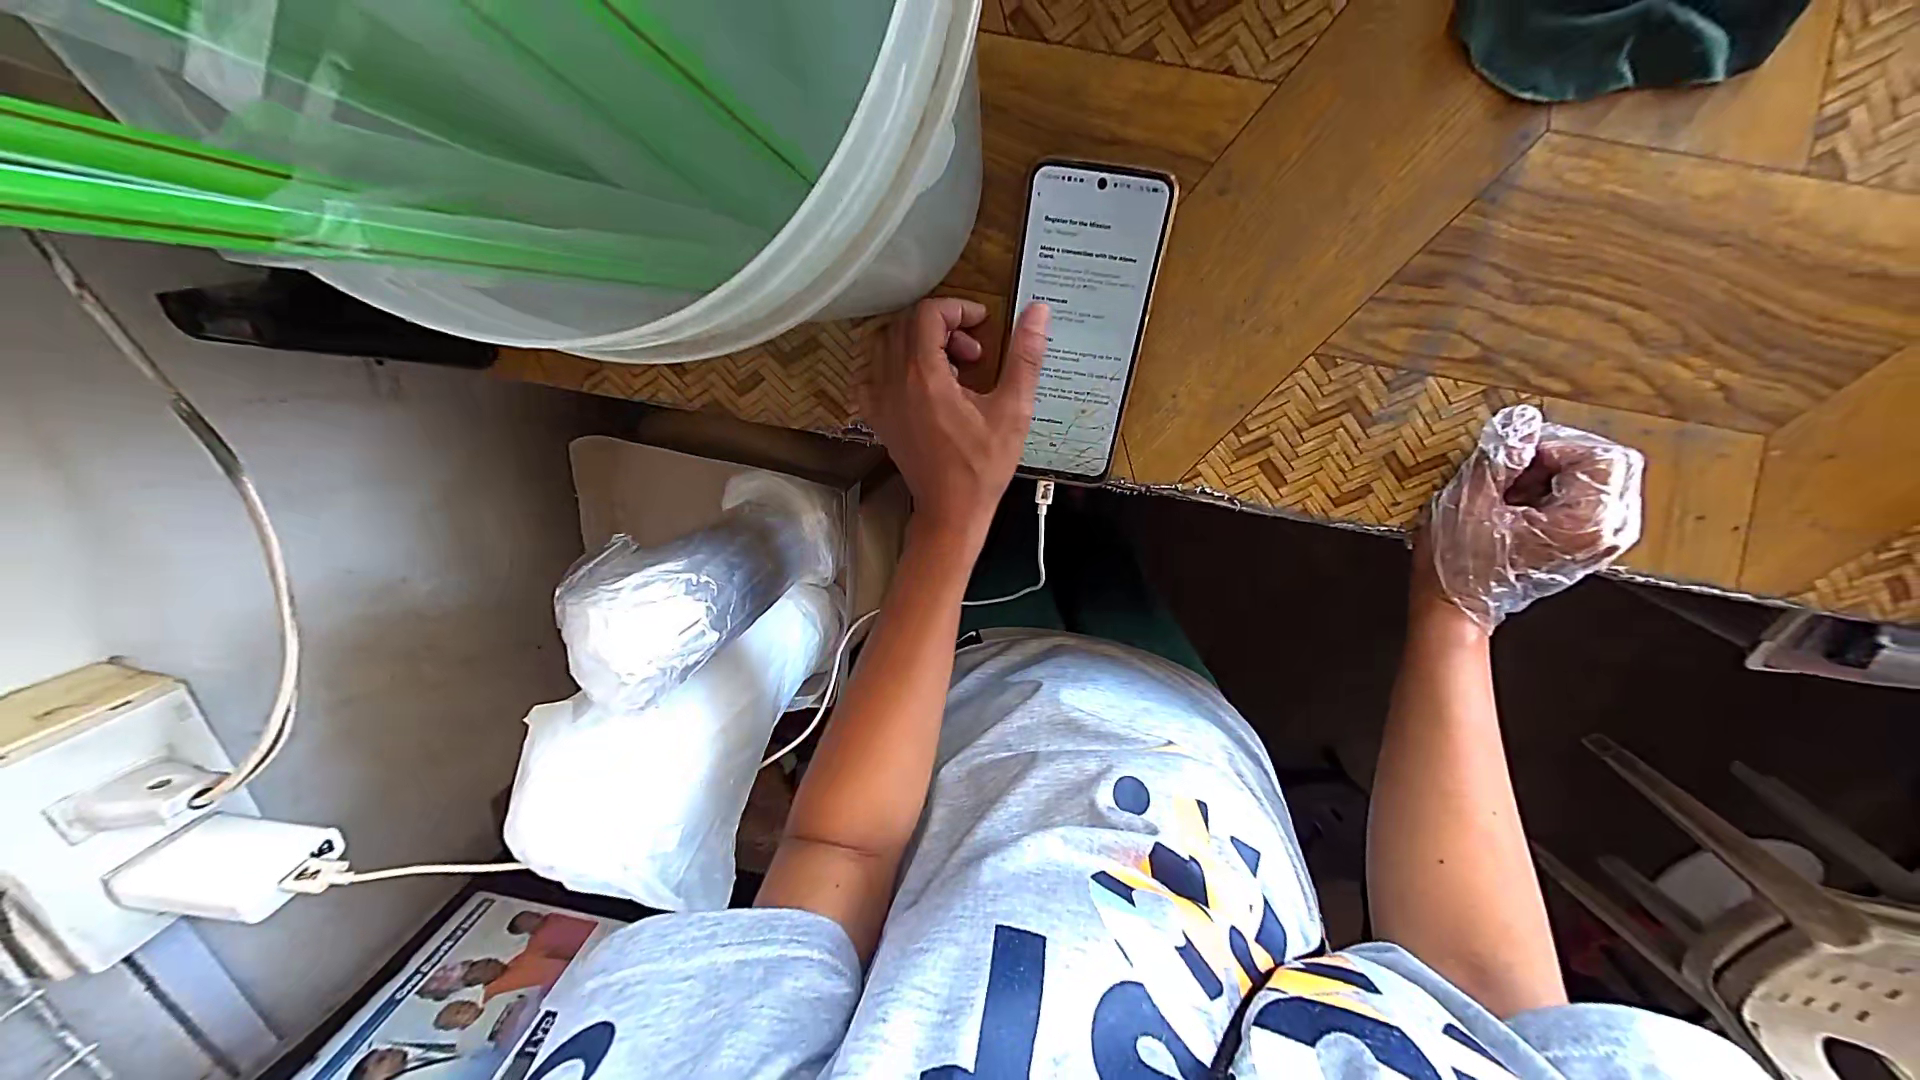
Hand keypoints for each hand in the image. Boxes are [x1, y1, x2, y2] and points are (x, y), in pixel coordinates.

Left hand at [859, 297, 1050, 542]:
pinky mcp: (877, 417)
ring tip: (951, 367)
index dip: (959, 309)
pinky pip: (872, 373)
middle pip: (907, 324)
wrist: (951, 511)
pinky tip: (920, 382)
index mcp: (924, 376)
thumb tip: (1038, 311)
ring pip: (887, 344)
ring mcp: (880, 401)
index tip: (983, 325)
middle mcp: (893, 383)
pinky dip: (894, 365)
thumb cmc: (982, 467)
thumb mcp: (1012, 411)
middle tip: (973, 352)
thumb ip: (1024, 358)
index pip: (928, 313)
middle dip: (944, 325)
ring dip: (920, 342)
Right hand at [1419, 405, 1642, 628]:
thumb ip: (1498, 457)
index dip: (1550, 446)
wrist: (1454, 607)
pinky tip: (1514, 509)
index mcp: (1586, 524)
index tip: (1510, 458)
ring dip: (1550, 477)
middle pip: (1607, 466)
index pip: (1598, 455)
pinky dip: (1551, 494)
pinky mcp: (1586, 545)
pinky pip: (1585, 500)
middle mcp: (1607, 534)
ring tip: (1506, 496)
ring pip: (1596, 481)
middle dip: (1554, 460)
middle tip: (1508, 475)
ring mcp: (1600, 541)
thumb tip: (1520, 422)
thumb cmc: (1456, 565)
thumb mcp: (1467, 501)